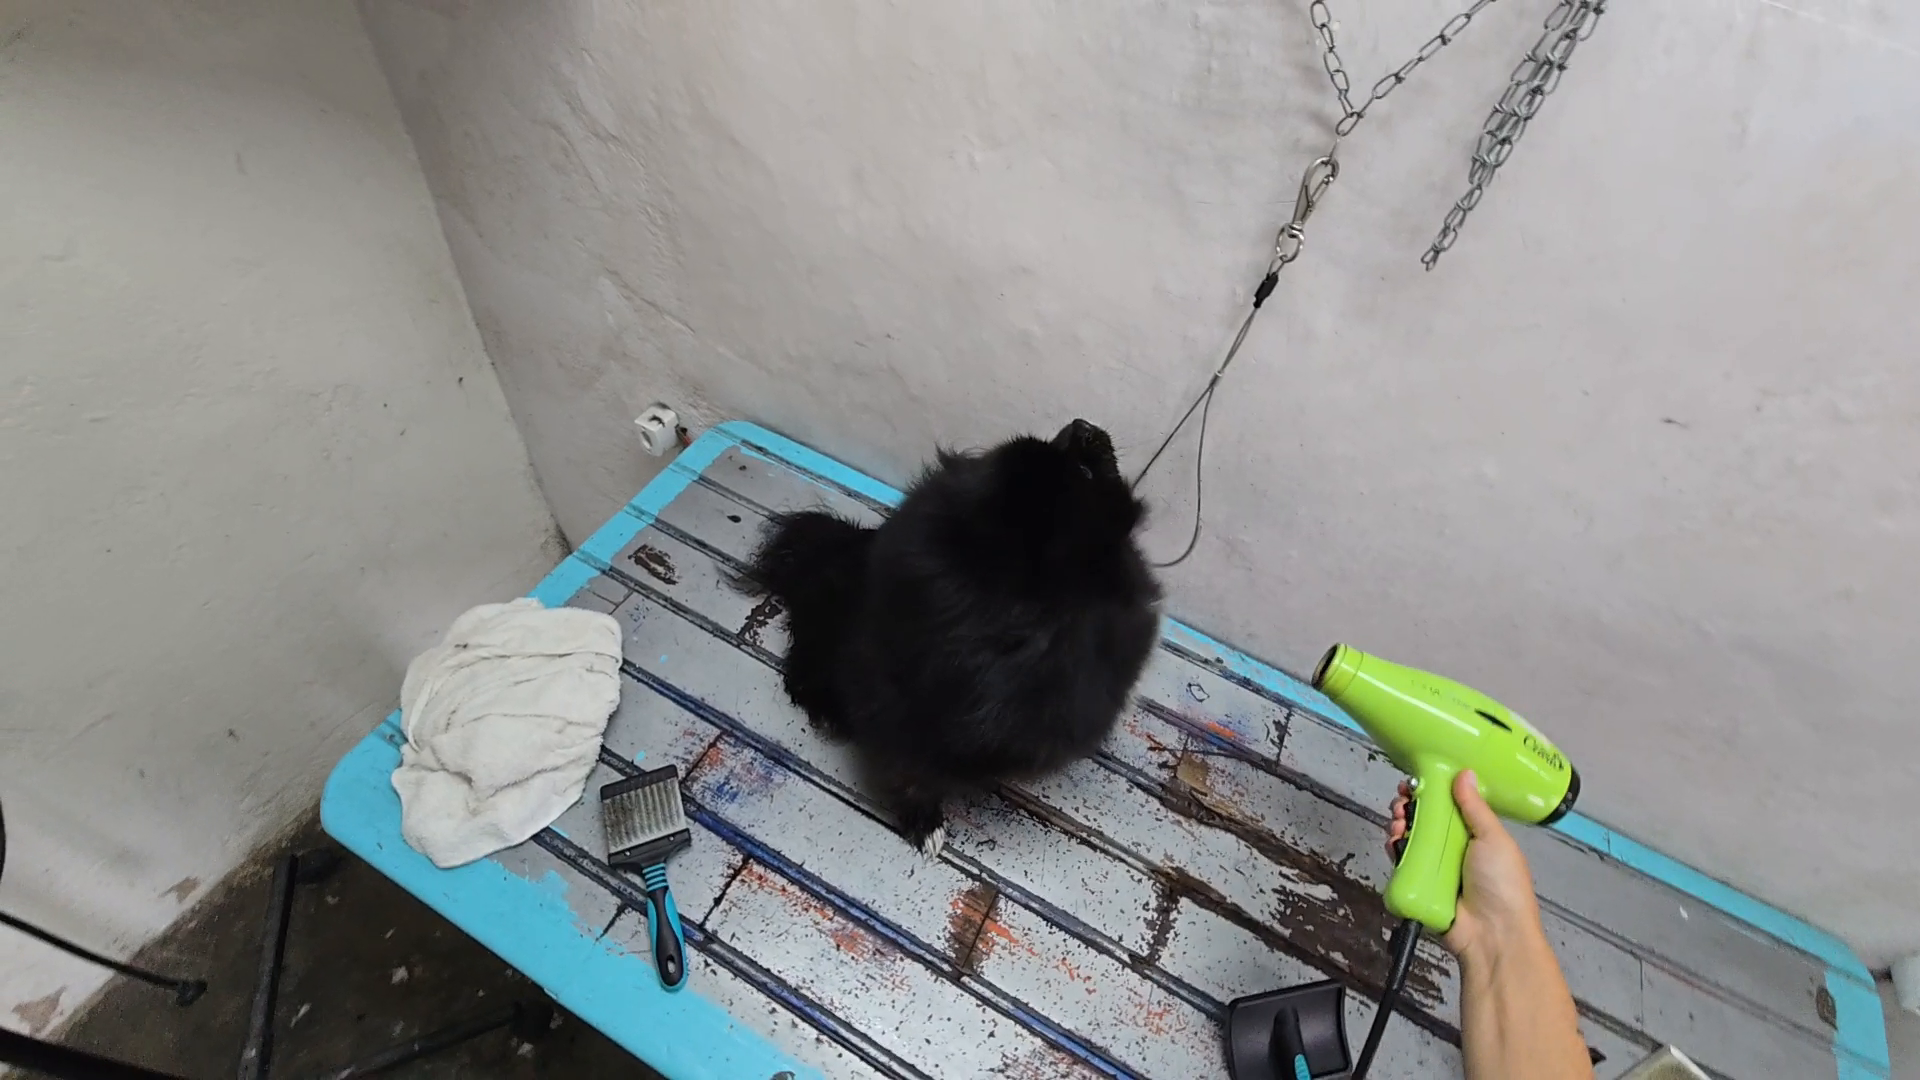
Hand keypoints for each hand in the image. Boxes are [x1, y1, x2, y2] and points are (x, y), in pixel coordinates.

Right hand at [1386, 769, 1542, 964]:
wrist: (1492, 934)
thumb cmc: (1501, 884)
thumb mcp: (1494, 840)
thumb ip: (1475, 807)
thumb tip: (1465, 772)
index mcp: (1473, 834)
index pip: (1445, 804)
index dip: (1428, 791)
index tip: (1413, 783)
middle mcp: (1451, 846)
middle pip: (1421, 816)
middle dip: (1406, 806)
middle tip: (1401, 806)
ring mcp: (1434, 864)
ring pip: (1407, 834)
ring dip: (1398, 824)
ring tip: (1398, 827)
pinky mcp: (1418, 880)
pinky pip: (1399, 857)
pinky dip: (1393, 847)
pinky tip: (1394, 844)